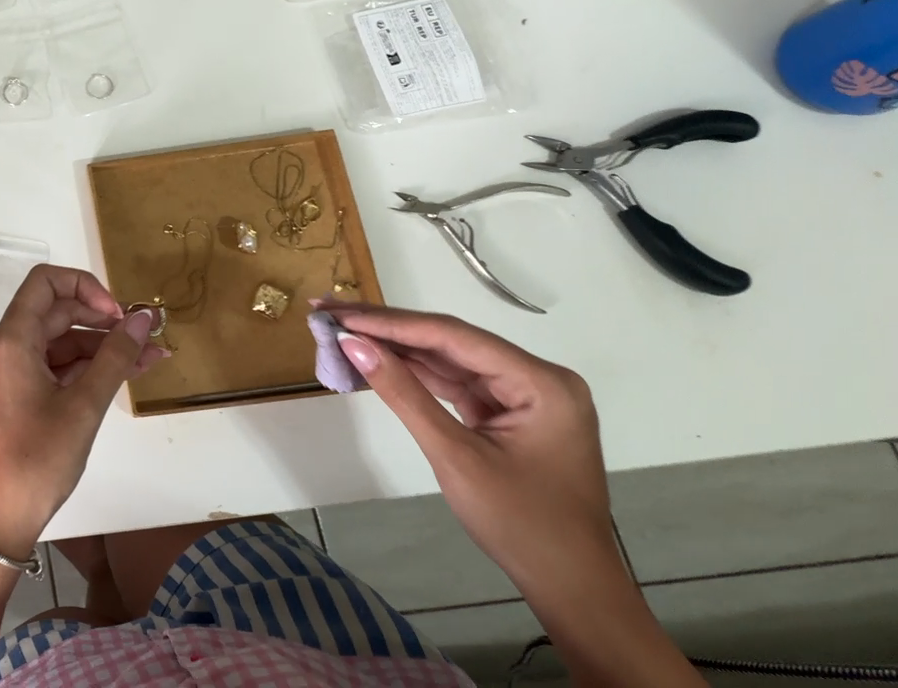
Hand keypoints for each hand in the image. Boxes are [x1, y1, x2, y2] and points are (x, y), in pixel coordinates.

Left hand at [0, 265, 166, 558]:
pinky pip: (56, 366)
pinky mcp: (21, 394)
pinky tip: (126, 374)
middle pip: (56, 311)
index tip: (118, 313)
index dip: (85, 286)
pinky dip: (88, 367)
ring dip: (102, 346)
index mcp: (13, 340)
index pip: (46, 283)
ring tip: (151, 356)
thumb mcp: (84, 405)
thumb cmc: (38, 457)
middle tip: (146, 333)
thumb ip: (115, 357)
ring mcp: (13, 372)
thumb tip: (142, 318)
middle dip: (103, 319)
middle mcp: (8, 347)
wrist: (1, 515)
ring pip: (61, 341)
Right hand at [316, 302, 617, 590]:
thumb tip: (352, 344)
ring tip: (341, 332)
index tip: (337, 313)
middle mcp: (536, 377)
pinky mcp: (507, 412)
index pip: (452, 337)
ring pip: (447, 360)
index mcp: (541, 382)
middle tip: (329, 313)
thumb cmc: (520, 522)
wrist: (568, 584)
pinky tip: (375, 361)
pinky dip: (413, 375)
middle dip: (387, 329)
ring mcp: (522, 394)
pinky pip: (454, 383)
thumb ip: (403, 394)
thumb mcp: (454, 455)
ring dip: (395, 349)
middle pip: (449, 342)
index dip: (390, 322)